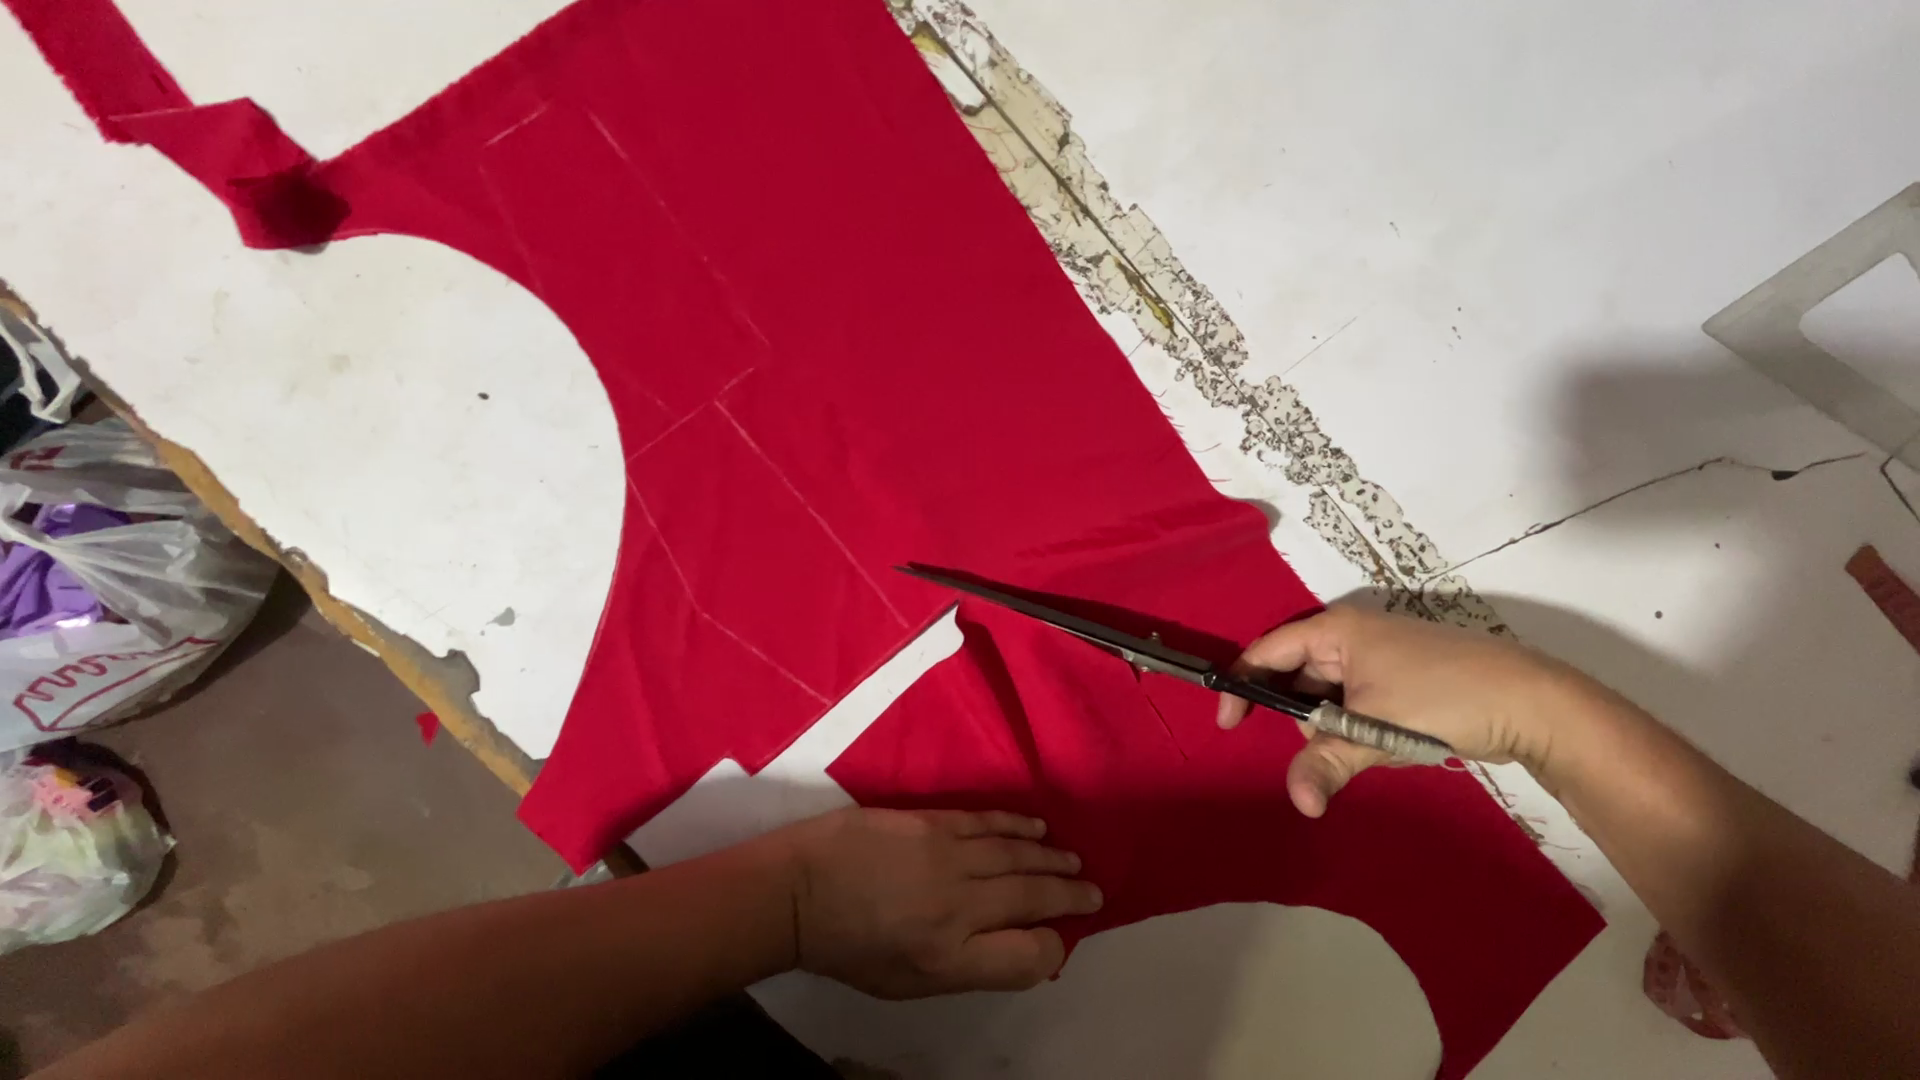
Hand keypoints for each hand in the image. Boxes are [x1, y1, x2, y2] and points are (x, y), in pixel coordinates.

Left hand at [767, 807, 1101, 998]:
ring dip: (1051, 857)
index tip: (1059, 937)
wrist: (798, 892)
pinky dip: (1017, 824)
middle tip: (1094, 890)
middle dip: (1069, 895)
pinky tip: (1037, 826)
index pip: (1029, 957)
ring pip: (1017, 855)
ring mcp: (946, 859)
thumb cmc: (849, 948)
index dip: (1052, 948)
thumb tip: (1018, 946)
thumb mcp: (906, 983)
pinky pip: (987, 822)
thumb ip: (967, 966)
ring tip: (1073, 861)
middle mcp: (958, 908)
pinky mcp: (931, 823)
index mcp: (950, 959)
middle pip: (1032, 898)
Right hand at [1216, 605, 1615, 816]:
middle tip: (1322, 744)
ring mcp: (1379, 654)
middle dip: (1302, 715)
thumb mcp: (1376, 730)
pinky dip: (1357, 722)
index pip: (1267, 652)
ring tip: (1367, 744)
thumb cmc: (1443, 699)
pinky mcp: (1402, 676)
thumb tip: (1299, 804)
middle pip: (1297, 675)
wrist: (1537, 704)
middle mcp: (1351, 634)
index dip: (1242, 686)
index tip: (1229, 726)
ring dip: (1334, 723)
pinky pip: (1356, 698)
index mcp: (1335, 630)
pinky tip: (1384, 739)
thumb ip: (1327, 763)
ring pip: (1329, 691)